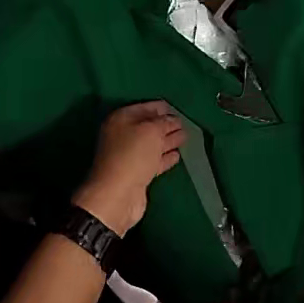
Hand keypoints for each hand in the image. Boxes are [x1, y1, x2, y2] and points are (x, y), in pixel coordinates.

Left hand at [73, 101, 185, 234]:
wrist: (118, 195)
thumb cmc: (133, 155)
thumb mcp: (151, 131)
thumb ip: (164, 122)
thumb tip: (172, 120)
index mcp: (121, 119)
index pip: (145, 107)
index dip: (161, 107)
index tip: (177, 109)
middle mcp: (123, 135)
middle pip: (149, 126)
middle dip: (166, 124)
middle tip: (184, 124)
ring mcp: (129, 156)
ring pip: (152, 144)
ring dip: (168, 141)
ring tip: (185, 137)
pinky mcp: (137, 174)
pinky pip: (154, 161)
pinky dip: (165, 158)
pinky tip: (177, 155)